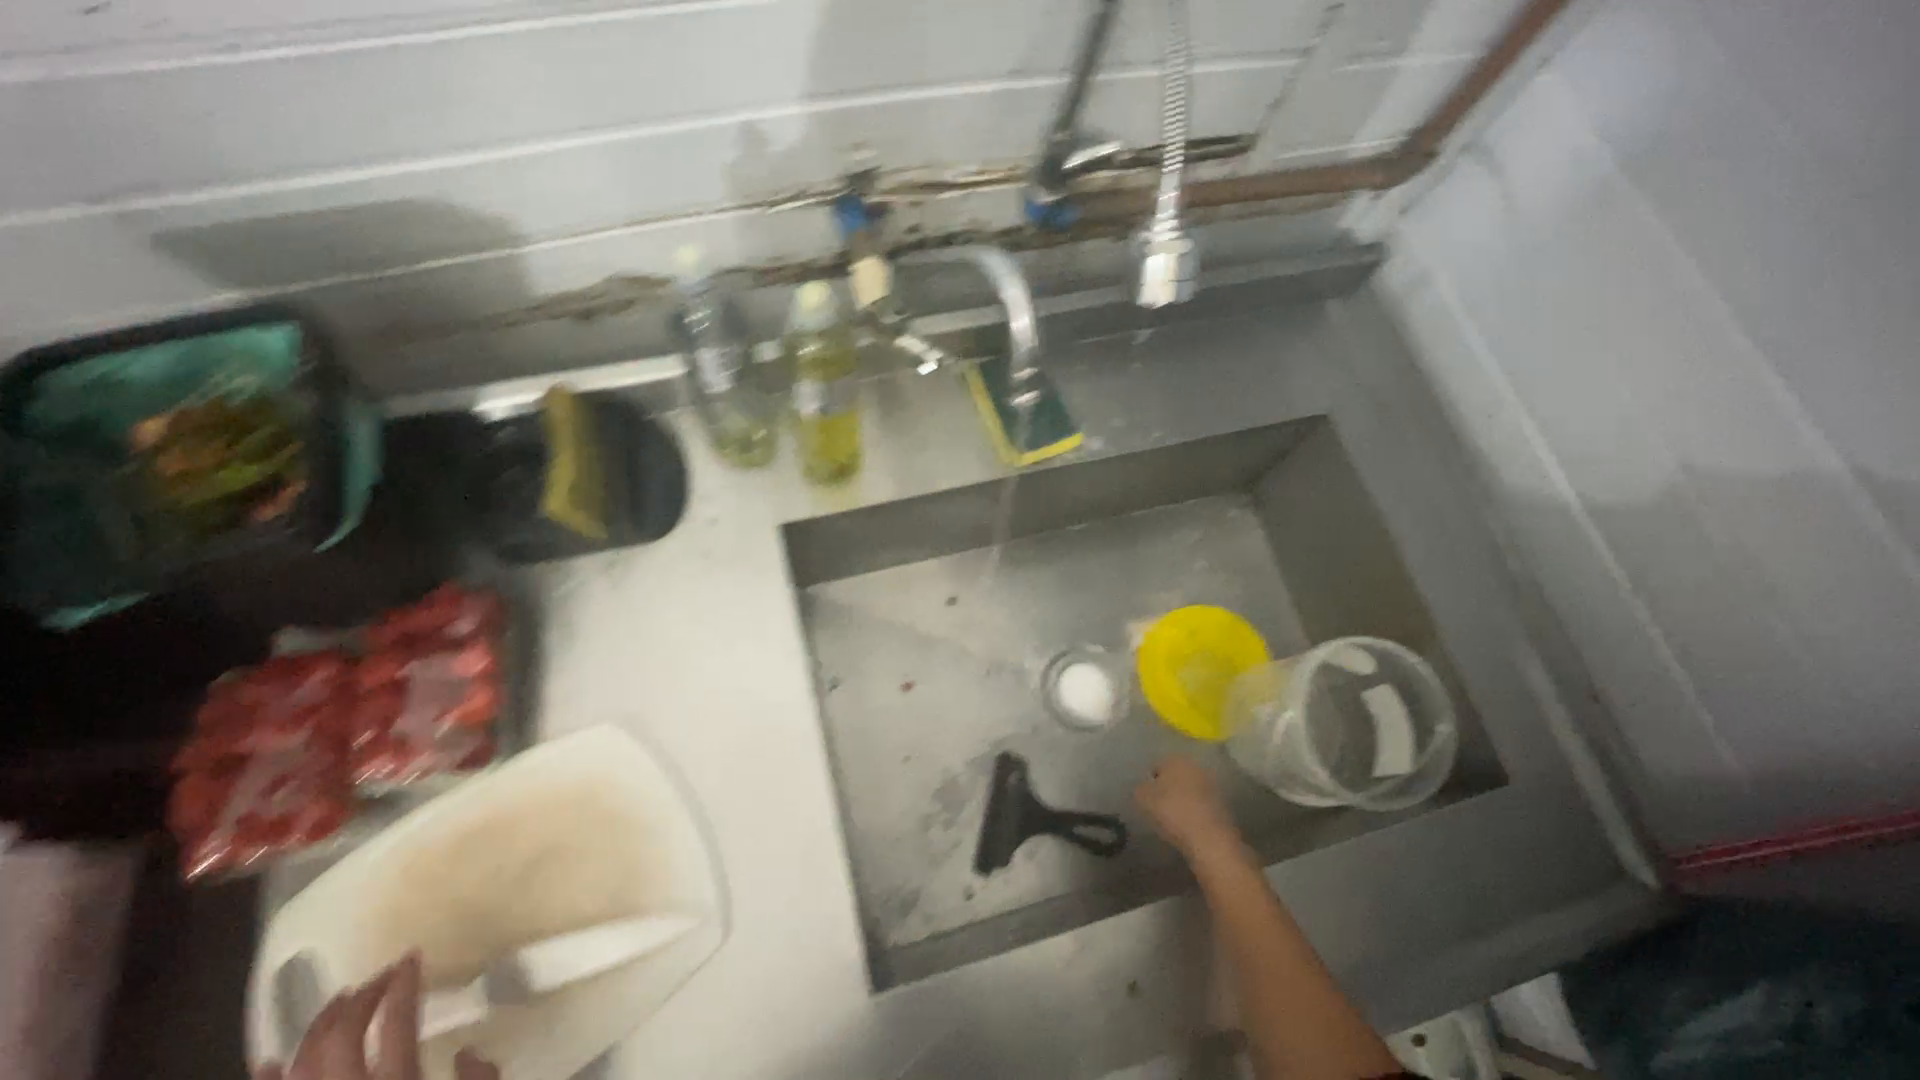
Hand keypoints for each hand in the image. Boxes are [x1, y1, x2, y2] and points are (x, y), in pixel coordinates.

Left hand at [255, 952, 498, 1079]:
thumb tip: (469, 1052)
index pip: (398, 1021)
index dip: (404, 984)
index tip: (412, 956)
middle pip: (344, 1034)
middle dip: (362, 998)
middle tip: (381, 977)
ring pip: (304, 1061)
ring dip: (320, 1027)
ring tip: (339, 1003)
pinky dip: (270, 1076)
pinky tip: (271, 1059)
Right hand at [1135, 755, 1240, 859]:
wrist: (1209, 837)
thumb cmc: (1172, 812)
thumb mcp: (1143, 799)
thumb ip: (1140, 788)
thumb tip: (1144, 787)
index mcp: (1176, 759)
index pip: (1157, 766)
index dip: (1150, 782)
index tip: (1147, 798)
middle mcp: (1196, 766)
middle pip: (1176, 776)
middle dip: (1168, 788)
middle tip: (1159, 806)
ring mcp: (1212, 784)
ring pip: (1190, 789)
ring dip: (1183, 799)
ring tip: (1174, 818)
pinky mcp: (1223, 803)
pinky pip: (1201, 804)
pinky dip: (1195, 811)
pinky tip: (1188, 825)